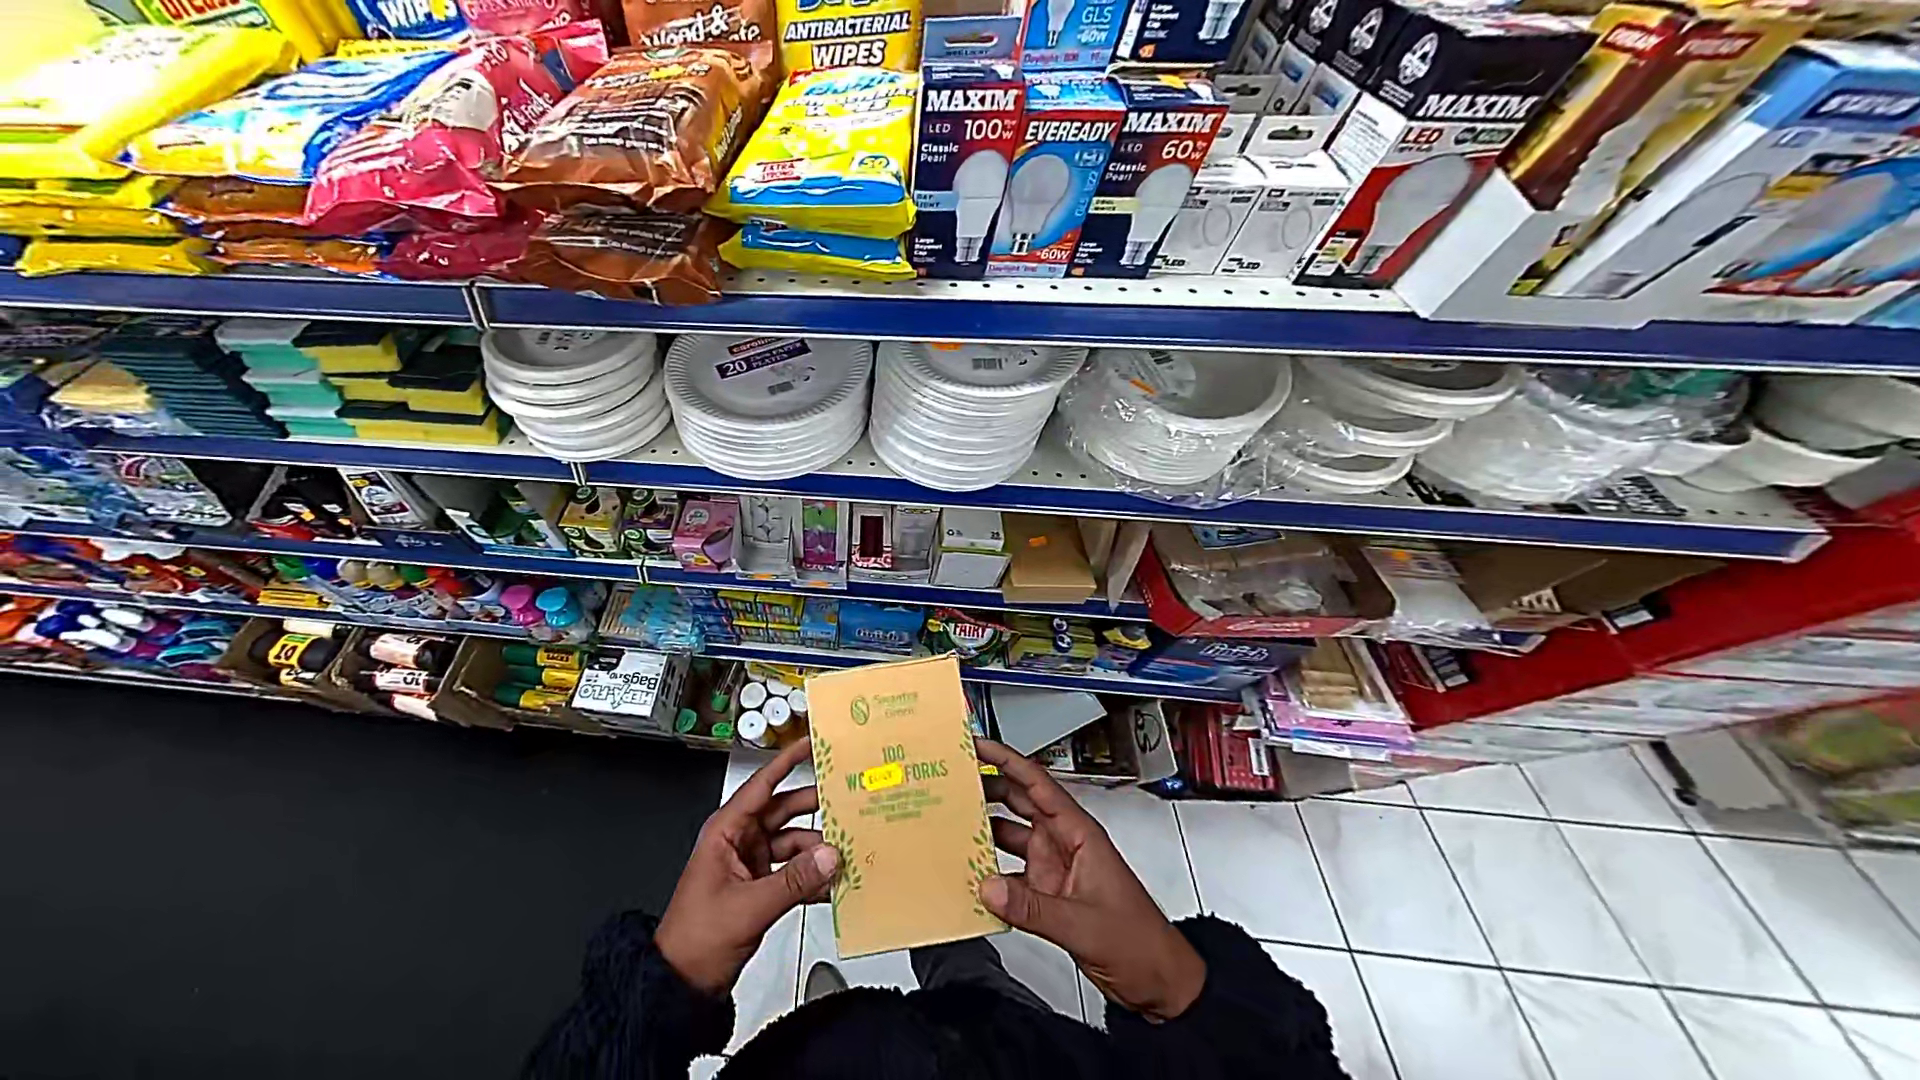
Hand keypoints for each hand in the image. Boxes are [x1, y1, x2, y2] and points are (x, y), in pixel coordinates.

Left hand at [656, 738, 837, 996]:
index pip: (762, 785)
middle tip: (845, 798)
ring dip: (818, 849)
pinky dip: (813, 874)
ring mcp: (753, 861)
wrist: (680, 985)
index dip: (787, 761)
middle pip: (786, 810)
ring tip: (844, 852)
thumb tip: (830, 855)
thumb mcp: (749, 906)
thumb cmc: (695, 939)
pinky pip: (795, 868)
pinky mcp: (762, 883)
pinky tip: (832, 883)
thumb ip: (795, 880)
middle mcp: (741, 840)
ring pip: (795, 841)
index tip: (811, 743)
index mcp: (727, 831)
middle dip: (815, 806)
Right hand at [974, 739, 1205, 1021]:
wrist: (1157, 981)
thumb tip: (989, 887)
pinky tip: (972, 870)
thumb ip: (1032, 907)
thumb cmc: (1140, 940)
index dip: (1008, 761)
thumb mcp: (1083, 923)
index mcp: (1079, 833)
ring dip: (986, 825)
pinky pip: (1011, 870)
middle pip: (1021, 801)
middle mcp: (1064, 842)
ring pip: (1012, 833)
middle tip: (957, 776)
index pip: (1038, 784)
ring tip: (954, 816)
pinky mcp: (1048, 891)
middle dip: (989, 785)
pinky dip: (990, 867)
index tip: (981, 746)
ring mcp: (1054, 866)